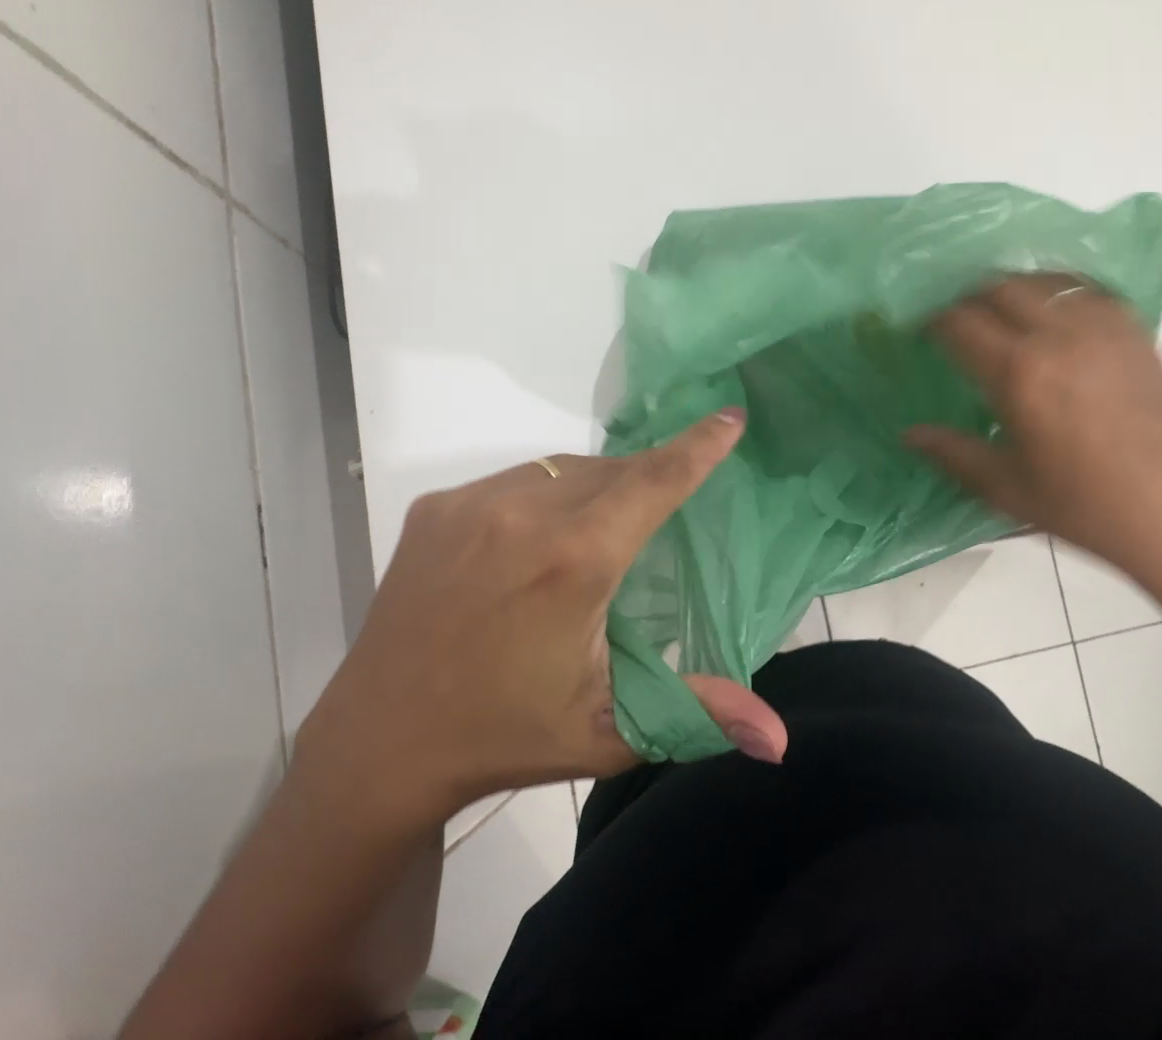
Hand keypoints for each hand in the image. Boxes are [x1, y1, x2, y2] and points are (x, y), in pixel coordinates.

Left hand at [293, 410, 786, 826]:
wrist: (380, 745)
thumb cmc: (505, 738)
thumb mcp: (610, 731)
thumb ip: (701, 716)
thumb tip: (781, 741)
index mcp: (573, 562)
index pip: (653, 483)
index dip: (699, 447)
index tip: (731, 416)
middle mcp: (521, 514)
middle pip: (612, 469)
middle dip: (651, 477)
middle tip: (671, 510)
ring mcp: (470, 506)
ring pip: (561, 468)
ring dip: (598, 486)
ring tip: (606, 533)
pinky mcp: (434, 510)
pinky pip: (514, 480)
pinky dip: (547, 495)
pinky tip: (541, 543)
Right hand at [906, 275, 1161, 603]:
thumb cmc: (1090, 511)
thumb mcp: (1010, 490)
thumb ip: (955, 455)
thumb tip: (910, 434)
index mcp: (1021, 374)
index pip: (960, 324)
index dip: (931, 322)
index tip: (918, 332)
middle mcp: (1060, 334)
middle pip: (998, 287)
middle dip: (966, 298)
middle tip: (952, 323)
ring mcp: (1105, 325)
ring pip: (1042, 280)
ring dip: (1009, 288)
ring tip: (996, 314)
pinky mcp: (1137, 330)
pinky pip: (1085, 288)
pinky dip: (1056, 290)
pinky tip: (1051, 316)